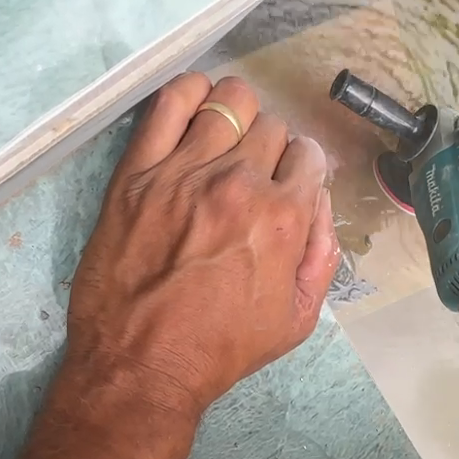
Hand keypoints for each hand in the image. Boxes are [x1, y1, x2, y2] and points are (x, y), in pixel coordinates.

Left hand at [66, 73, 341, 414]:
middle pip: (270, 127)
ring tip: (224, 142)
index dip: (301, 172)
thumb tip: (320, 205)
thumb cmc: (221, 350)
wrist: (142, 365)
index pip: (309, 157)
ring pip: (227, 101)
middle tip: (250, 177)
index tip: (285, 187)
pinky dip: (188, 93)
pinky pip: (168, 102)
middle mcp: (239, 184)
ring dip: (236, 116)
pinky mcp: (136, 173)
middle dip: (268, 149)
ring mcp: (183, 172)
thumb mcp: (296, 321)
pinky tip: (194, 108)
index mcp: (283, 219)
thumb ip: (321, 257)